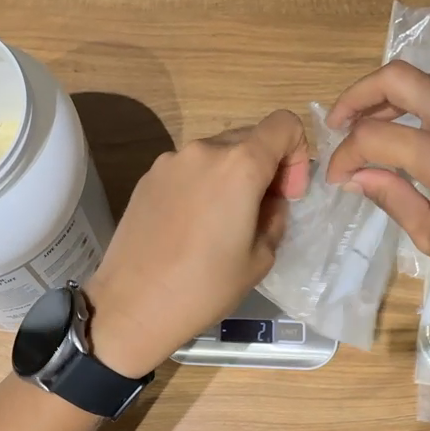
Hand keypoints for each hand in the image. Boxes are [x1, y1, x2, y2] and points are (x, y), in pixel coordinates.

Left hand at [83, 110, 310, 376]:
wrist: (132, 305)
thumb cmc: (204, 287)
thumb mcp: (260, 258)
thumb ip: (274, 217)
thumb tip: (267, 202)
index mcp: (239, 165)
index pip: (284, 125)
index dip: (297, 154)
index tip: (287, 194)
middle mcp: (203, 151)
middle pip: (249, 138)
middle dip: (265, 168)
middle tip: (259, 213)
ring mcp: (169, 162)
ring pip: (216, 155)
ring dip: (231, 177)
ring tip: (222, 224)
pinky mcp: (147, 179)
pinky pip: (188, 170)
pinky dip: (201, 186)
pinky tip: (191, 227)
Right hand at [325, 61, 429, 313]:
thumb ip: (392, 198)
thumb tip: (355, 176)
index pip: (374, 135)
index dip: (345, 155)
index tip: (337, 179)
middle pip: (397, 78)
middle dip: (356, 97)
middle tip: (338, 125)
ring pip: (427, 76)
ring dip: (391, 93)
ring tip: (371, 121)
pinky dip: (424, 95)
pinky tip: (414, 121)